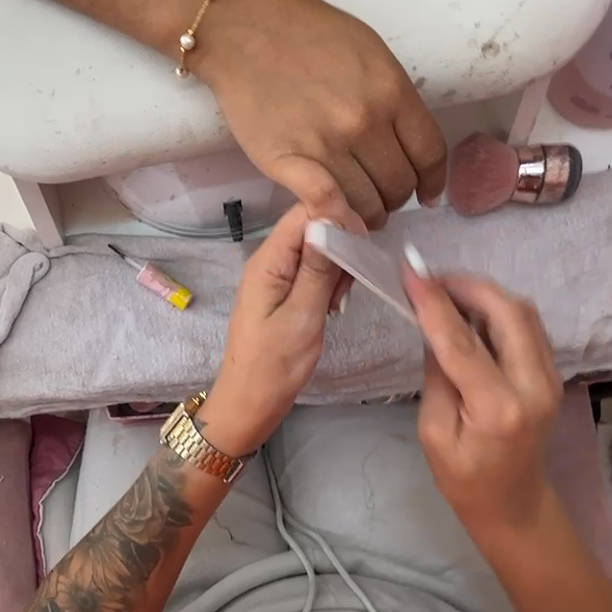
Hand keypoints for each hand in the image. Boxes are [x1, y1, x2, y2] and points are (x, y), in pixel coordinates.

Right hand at [191, 0, 446, 228]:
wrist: (244, 30)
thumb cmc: (306, 33)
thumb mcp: (369, 52)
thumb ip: (391, 97)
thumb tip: (402, 142)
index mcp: (391, 90)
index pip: (429, 154)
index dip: (432, 183)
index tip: (426, 195)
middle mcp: (365, 122)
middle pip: (399, 185)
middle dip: (395, 200)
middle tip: (382, 202)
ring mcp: (326, 145)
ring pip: (365, 204)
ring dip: (366, 217)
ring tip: (357, 215)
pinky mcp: (288, 162)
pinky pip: (325, 205)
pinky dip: (337, 220)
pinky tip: (339, 224)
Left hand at [197, 205, 343, 455]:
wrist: (251, 402)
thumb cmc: (275, 365)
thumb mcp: (302, 316)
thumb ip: (317, 268)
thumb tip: (331, 219)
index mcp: (268, 261)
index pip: (305, 210)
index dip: (337, 217)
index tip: (360, 247)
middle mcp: (270, 260)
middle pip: (313, 224)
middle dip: (342, 243)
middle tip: (349, 282)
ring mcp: (277, 276)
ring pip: (317, 248)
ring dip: (338, 265)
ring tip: (340, 300)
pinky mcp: (285, 292)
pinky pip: (313, 270)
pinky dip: (330, 281)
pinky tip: (334, 305)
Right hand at [401, 252, 563, 533]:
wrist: (514, 503)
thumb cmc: (464, 479)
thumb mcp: (434, 433)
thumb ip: (438, 378)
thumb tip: (434, 329)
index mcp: (499, 408)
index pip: (463, 343)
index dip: (435, 305)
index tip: (411, 276)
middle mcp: (535, 386)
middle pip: (509, 312)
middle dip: (468, 286)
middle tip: (431, 279)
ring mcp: (551, 377)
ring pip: (523, 313)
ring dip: (484, 294)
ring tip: (445, 291)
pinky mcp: (552, 373)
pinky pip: (527, 326)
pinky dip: (497, 309)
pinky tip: (469, 311)